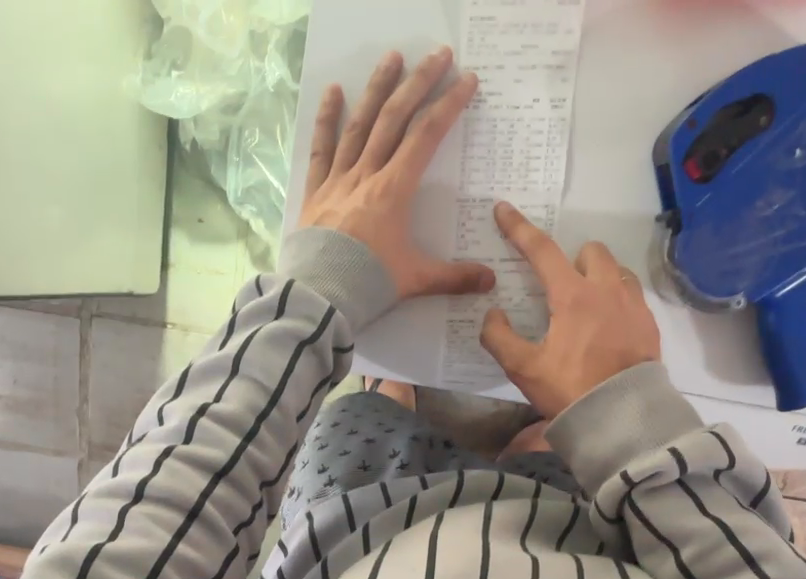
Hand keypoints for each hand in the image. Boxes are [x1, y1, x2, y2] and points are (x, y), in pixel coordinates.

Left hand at [302, 48, 494, 299]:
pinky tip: (334, 92)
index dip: (448, 105)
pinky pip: (321, 149)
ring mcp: (337, 180)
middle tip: (437, 55)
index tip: (466, 81)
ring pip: (359, 125)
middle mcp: (366, 175)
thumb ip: (454, 277)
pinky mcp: (315, 192)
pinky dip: (327, 120)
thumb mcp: (415, 280)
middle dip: (418, 83)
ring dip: (377, 89)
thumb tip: (490, 281)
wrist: (318, 296)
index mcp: (393, 190)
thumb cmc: (367, 284)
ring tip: (392, 58)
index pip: (426, 137)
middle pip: (394, 118)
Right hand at [479, 202, 661, 417]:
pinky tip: (608, 326)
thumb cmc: (569, 390)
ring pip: (616, 270)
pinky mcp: (649, 323)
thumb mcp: (523, 369)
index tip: (504, 209)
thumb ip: (499, 338)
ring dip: (599, 277)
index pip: (541, 251)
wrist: (621, 416)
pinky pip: (633, 295)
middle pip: (591, 251)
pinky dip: (617, 300)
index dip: (519, 228)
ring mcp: (633, 304)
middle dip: (573, 259)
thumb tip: (493, 314)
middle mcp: (606, 290)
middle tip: (559, 287)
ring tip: (586, 306)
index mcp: (572, 296)